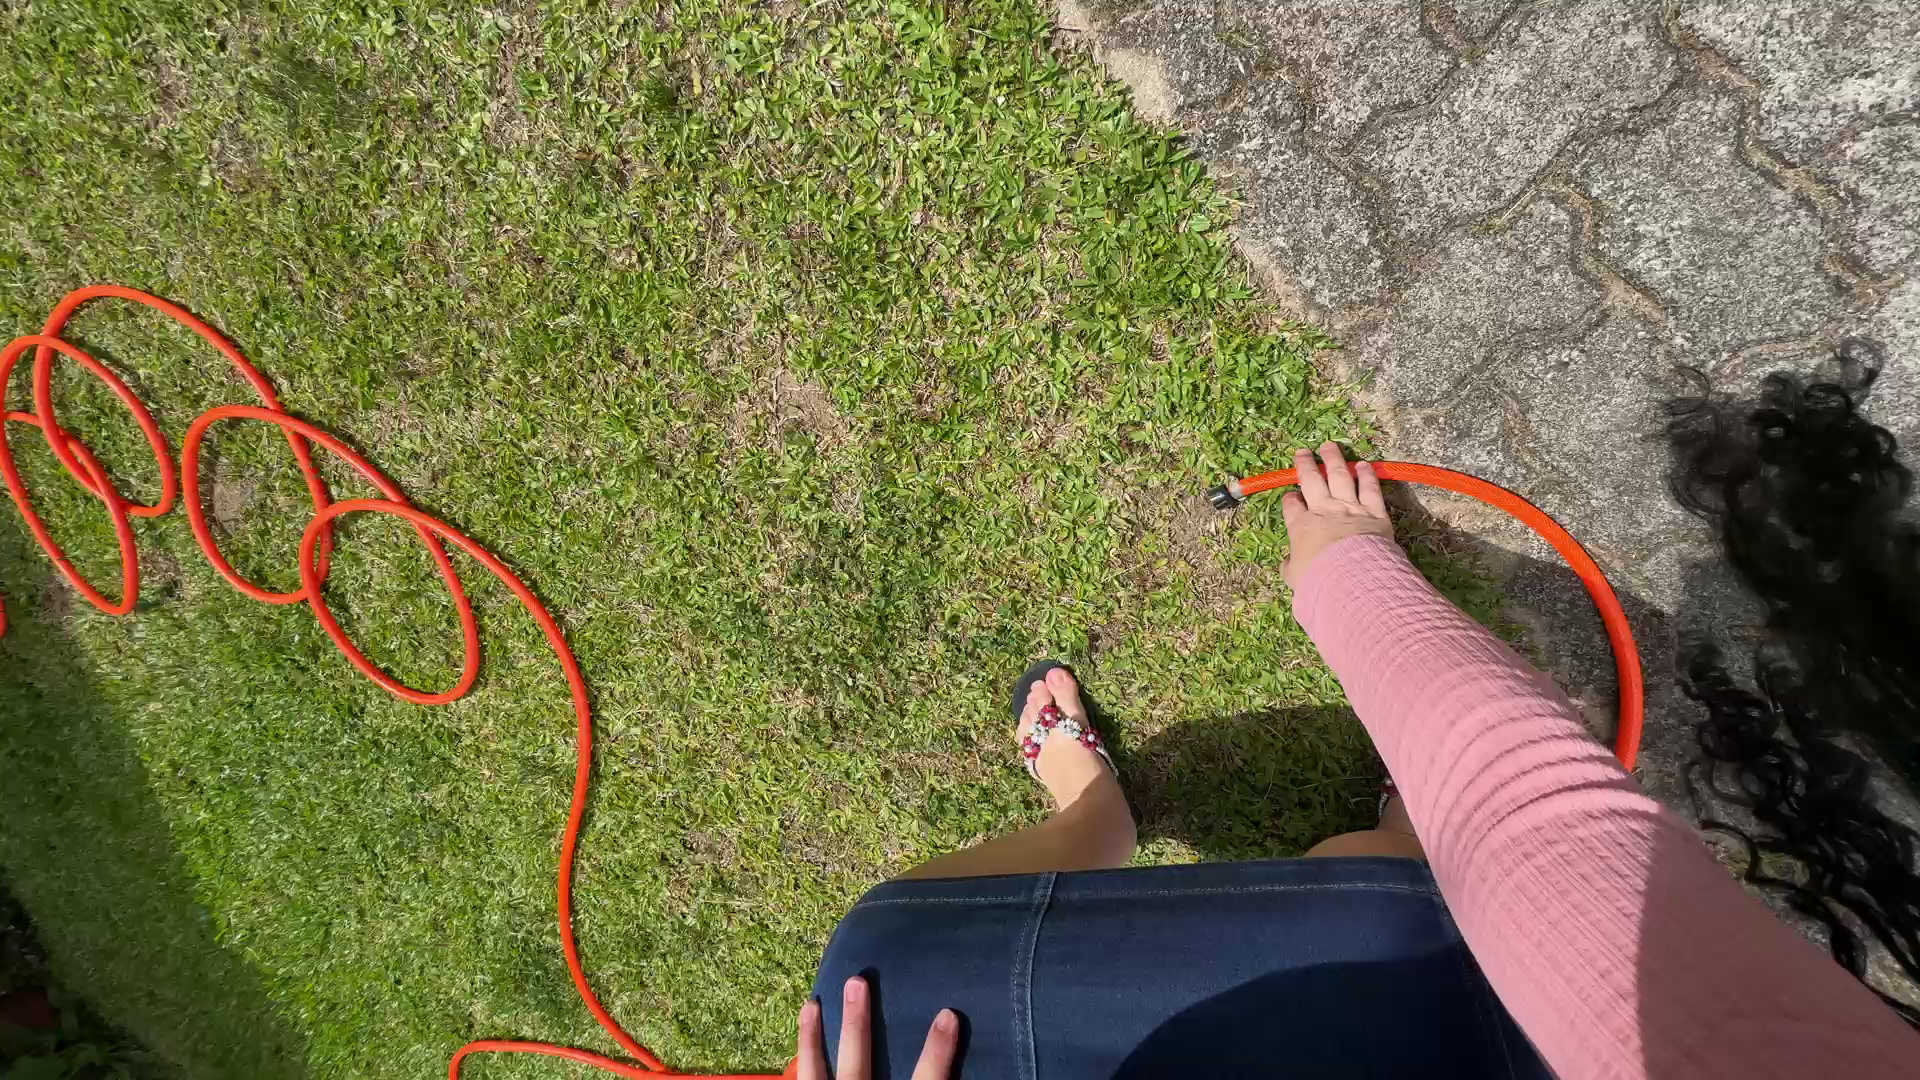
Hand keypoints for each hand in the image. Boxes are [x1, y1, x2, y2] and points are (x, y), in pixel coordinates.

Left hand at [796, 976, 957, 1079]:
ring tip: (809, 1004)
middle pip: (858, 1067)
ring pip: (818, 1077)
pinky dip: (801, 1062)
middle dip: (856, 1024)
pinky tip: (798, 1047)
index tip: (948, 1012)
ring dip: (812, 1041)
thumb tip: (968, 1065)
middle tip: (855, 981)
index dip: (936, 1051)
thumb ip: (933, 1077)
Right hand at [1280, 442, 1392, 587]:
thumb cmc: (1318, 578)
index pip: (1292, 506)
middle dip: (1306, 465)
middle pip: (1312, 481)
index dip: (1290, 499)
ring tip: (1330, 446)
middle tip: (1303, 452)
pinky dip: (1366, 475)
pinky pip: (1370, 489)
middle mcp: (1324, 510)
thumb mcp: (1294, 576)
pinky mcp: (1374, 512)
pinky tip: (1363, 465)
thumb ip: (1291, 565)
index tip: (1290, 495)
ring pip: (1340, 477)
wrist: (1351, 576)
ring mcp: (1350, 508)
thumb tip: (1290, 563)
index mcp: (1301, 525)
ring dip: (1334, 460)